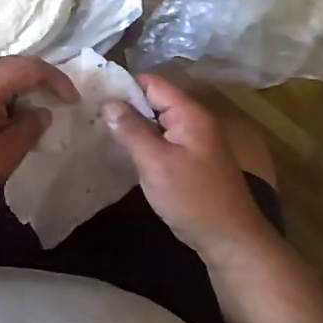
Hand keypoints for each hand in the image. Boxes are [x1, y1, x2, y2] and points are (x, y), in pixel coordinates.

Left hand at [0, 56, 77, 213]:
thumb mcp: (5, 153)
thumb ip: (30, 128)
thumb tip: (42, 112)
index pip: (31, 67)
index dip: (57, 80)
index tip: (74, 100)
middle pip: (16, 64)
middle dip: (43, 78)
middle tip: (62, 98)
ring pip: (3, 74)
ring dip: (25, 85)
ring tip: (43, 105)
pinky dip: (9, 93)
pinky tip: (16, 113)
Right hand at [105, 74, 275, 263]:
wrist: (230, 239)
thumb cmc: (192, 198)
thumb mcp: (155, 163)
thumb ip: (131, 130)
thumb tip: (108, 101)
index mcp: (189, 113)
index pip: (153, 83)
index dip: (124, 86)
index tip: (95, 96)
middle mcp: (194, 120)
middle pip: (155, 100)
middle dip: (126, 106)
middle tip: (93, 116)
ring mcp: (194, 140)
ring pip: (157, 122)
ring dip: (134, 126)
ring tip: (101, 132)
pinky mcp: (192, 159)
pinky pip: (163, 140)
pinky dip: (145, 143)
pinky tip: (124, 153)